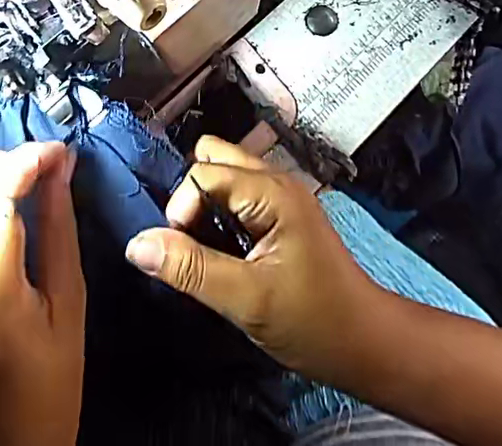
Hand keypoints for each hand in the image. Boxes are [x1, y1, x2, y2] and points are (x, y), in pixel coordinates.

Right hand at [123, 136, 383, 380]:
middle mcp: (276, 181)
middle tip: (193, 245)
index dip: (182, 208)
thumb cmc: (313, 321)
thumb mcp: (246, 300)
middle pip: (214, 159)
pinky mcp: (281, 213)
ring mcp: (281, 195)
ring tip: (208, 252)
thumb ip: (191, 269)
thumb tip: (138, 244)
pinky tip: (224, 252)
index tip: (181, 253)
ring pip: (224, 176)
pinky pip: (238, 196)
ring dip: (206, 207)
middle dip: (191, 197)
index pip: (204, 172)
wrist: (364, 342)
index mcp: (273, 191)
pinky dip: (221, 216)